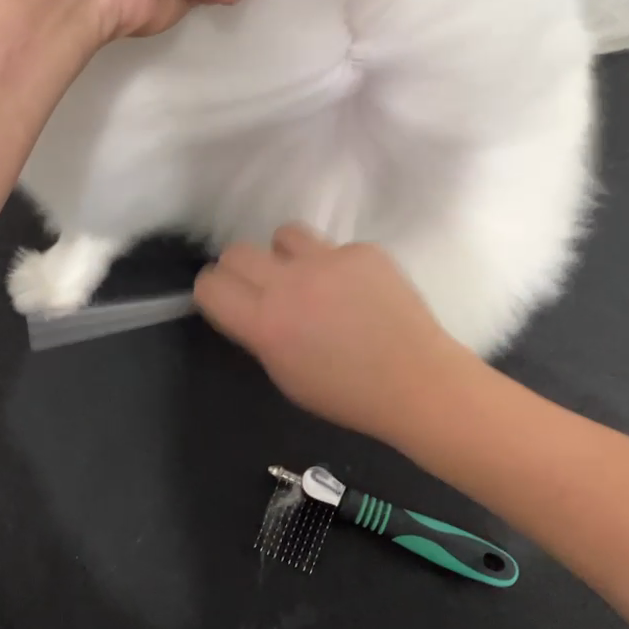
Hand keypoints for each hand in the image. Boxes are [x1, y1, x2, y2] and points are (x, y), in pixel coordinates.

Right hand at [195, 226, 481, 442]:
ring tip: (309, 280)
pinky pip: (332, 248)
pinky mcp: (363, 250)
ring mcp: (329, 260)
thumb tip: (250, 307)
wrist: (418, 381)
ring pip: (283, 234)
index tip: (226, 300)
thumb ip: (260, 335)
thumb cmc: (347, 394)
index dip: (213, 291)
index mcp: (265, 323)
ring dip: (286, 256)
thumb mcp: (286, 375)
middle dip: (240, 270)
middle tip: (262, 289)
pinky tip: (358, 293)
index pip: (210, 284)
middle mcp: (290, 283)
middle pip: (237, 251)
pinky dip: (336, 267)